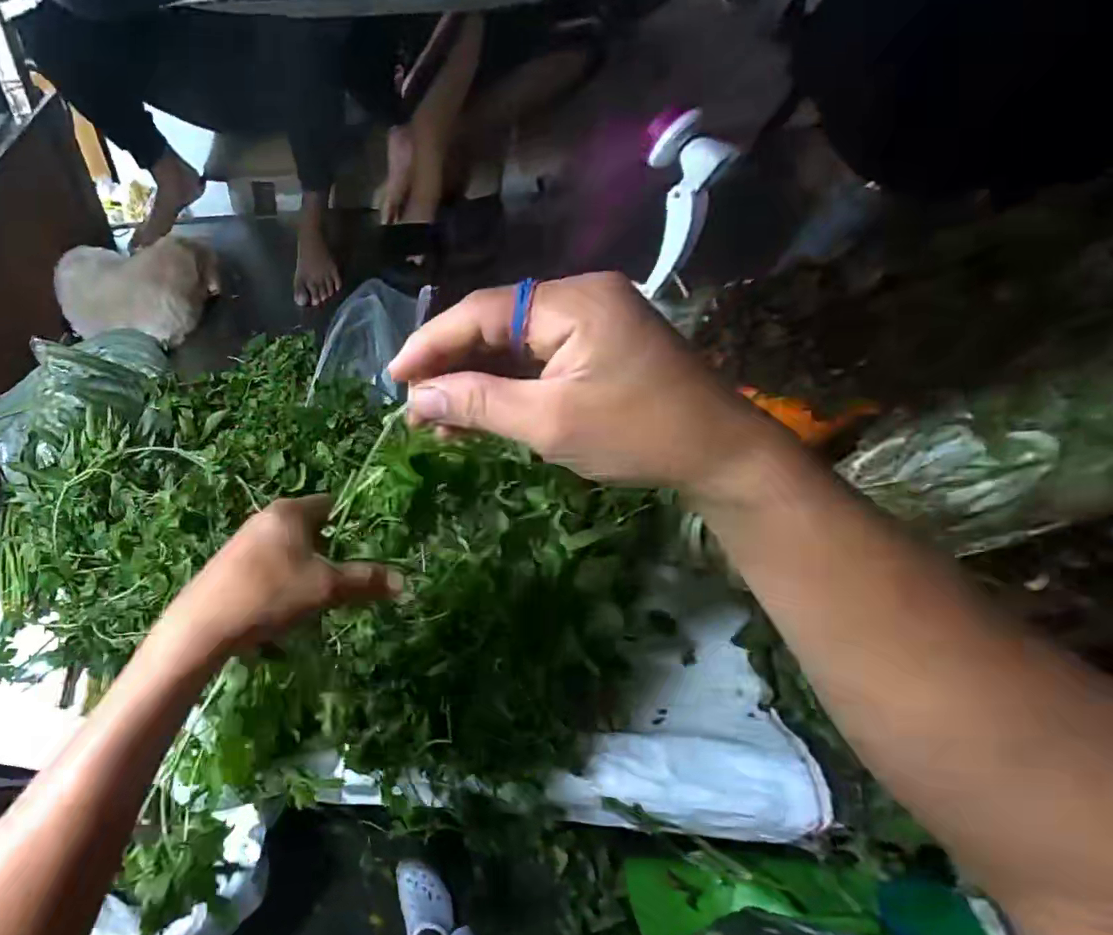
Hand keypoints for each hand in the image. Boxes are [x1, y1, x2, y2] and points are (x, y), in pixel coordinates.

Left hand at [157, 495, 399, 656]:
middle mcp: (264, 518)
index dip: (355, 522)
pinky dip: (284, 584)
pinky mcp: (230, 566)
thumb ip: (364, 581)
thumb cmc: (270, 593)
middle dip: (331, 554)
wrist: (204, 623)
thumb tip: (404, 581)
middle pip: (311, 529)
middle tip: (349, 581)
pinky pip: (270, 568)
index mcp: (288, 512)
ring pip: (290, 552)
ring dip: (307, 573)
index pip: (332, 504)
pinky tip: (284, 611)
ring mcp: (243, 542)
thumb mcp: (325, 588)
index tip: (371, 546)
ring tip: (318, 601)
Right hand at [386, 272, 788, 498]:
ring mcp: (583, 326)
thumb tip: (417, 398)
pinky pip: (527, 364)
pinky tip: (467, 419)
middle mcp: (576, 300)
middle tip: (411, 406)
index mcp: (573, 302)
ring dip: (467, 383)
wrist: (718, 456)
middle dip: (446, 367)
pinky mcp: (587, 352)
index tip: (394, 377)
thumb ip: (478, 403)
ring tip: (432, 422)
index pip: (481, 312)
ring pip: (504, 348)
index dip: (431, 343)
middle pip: (490, 325)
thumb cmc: (637, 433)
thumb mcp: (549, 421)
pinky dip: (496, 391)